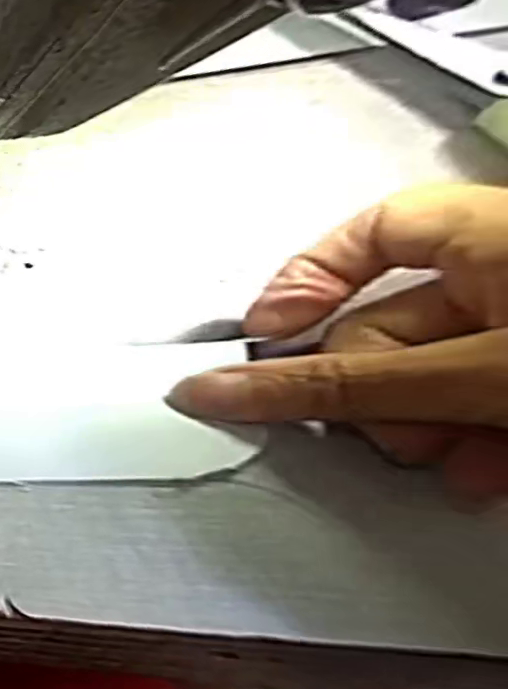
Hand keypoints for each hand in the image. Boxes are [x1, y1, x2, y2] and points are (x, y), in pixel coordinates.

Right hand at [167, 183, 507, 500]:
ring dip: (424, 426)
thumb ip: (330, 385)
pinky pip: (482, 394)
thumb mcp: (469, 373)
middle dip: (374, 390)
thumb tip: (211, 389)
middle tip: (389, 424)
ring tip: (463, 453)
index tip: (272, 331)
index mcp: (506, 232)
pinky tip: (493, 462)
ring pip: (432, 370)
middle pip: (388, 323)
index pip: (374, 227)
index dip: (308, 277)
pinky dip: (478, 435)